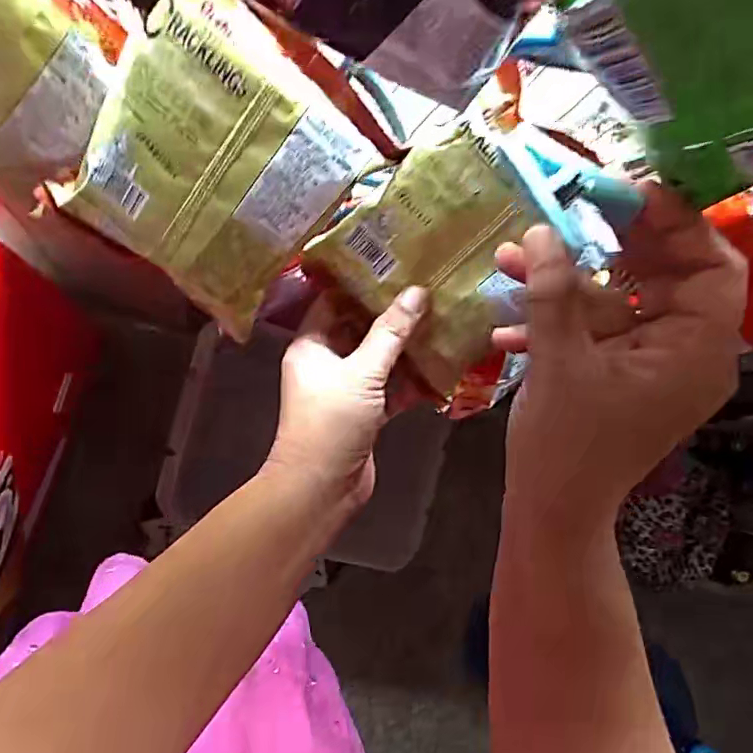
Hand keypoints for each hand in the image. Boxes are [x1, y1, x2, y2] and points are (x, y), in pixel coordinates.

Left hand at [263, 286, 428, 508]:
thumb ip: (390, 333)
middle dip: (391, 315)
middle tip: (429, 289)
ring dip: (405, 348)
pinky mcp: (363, 413)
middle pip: (359, 330)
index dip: (360, 285)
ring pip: (377, 360)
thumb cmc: (331, 422)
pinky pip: (388, 387)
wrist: (322, 486)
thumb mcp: (361, 372)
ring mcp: (344, 390)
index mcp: (310, 346)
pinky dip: (409, 379)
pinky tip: (440, 362)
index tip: (395, 265)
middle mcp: (324, 364)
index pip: (333, 303)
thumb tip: (416, 292)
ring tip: (442, 319)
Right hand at [492, 182, 746, 516]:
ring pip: (613, 304)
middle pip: (657, 277)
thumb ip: (553, 292)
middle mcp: (684, 353)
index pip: (710, 265)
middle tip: (564, 211)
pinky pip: (593, 335)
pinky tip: (505, 325)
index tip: (624, 192)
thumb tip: (541, 229)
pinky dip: (555, 323)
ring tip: (508, 261)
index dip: (673, 222)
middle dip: (603, 245)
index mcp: (696, 349)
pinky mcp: (615, 378)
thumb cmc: (566, 445)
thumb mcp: (558, 362)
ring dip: (561, 285)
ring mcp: (648, 367)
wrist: (550, 511)